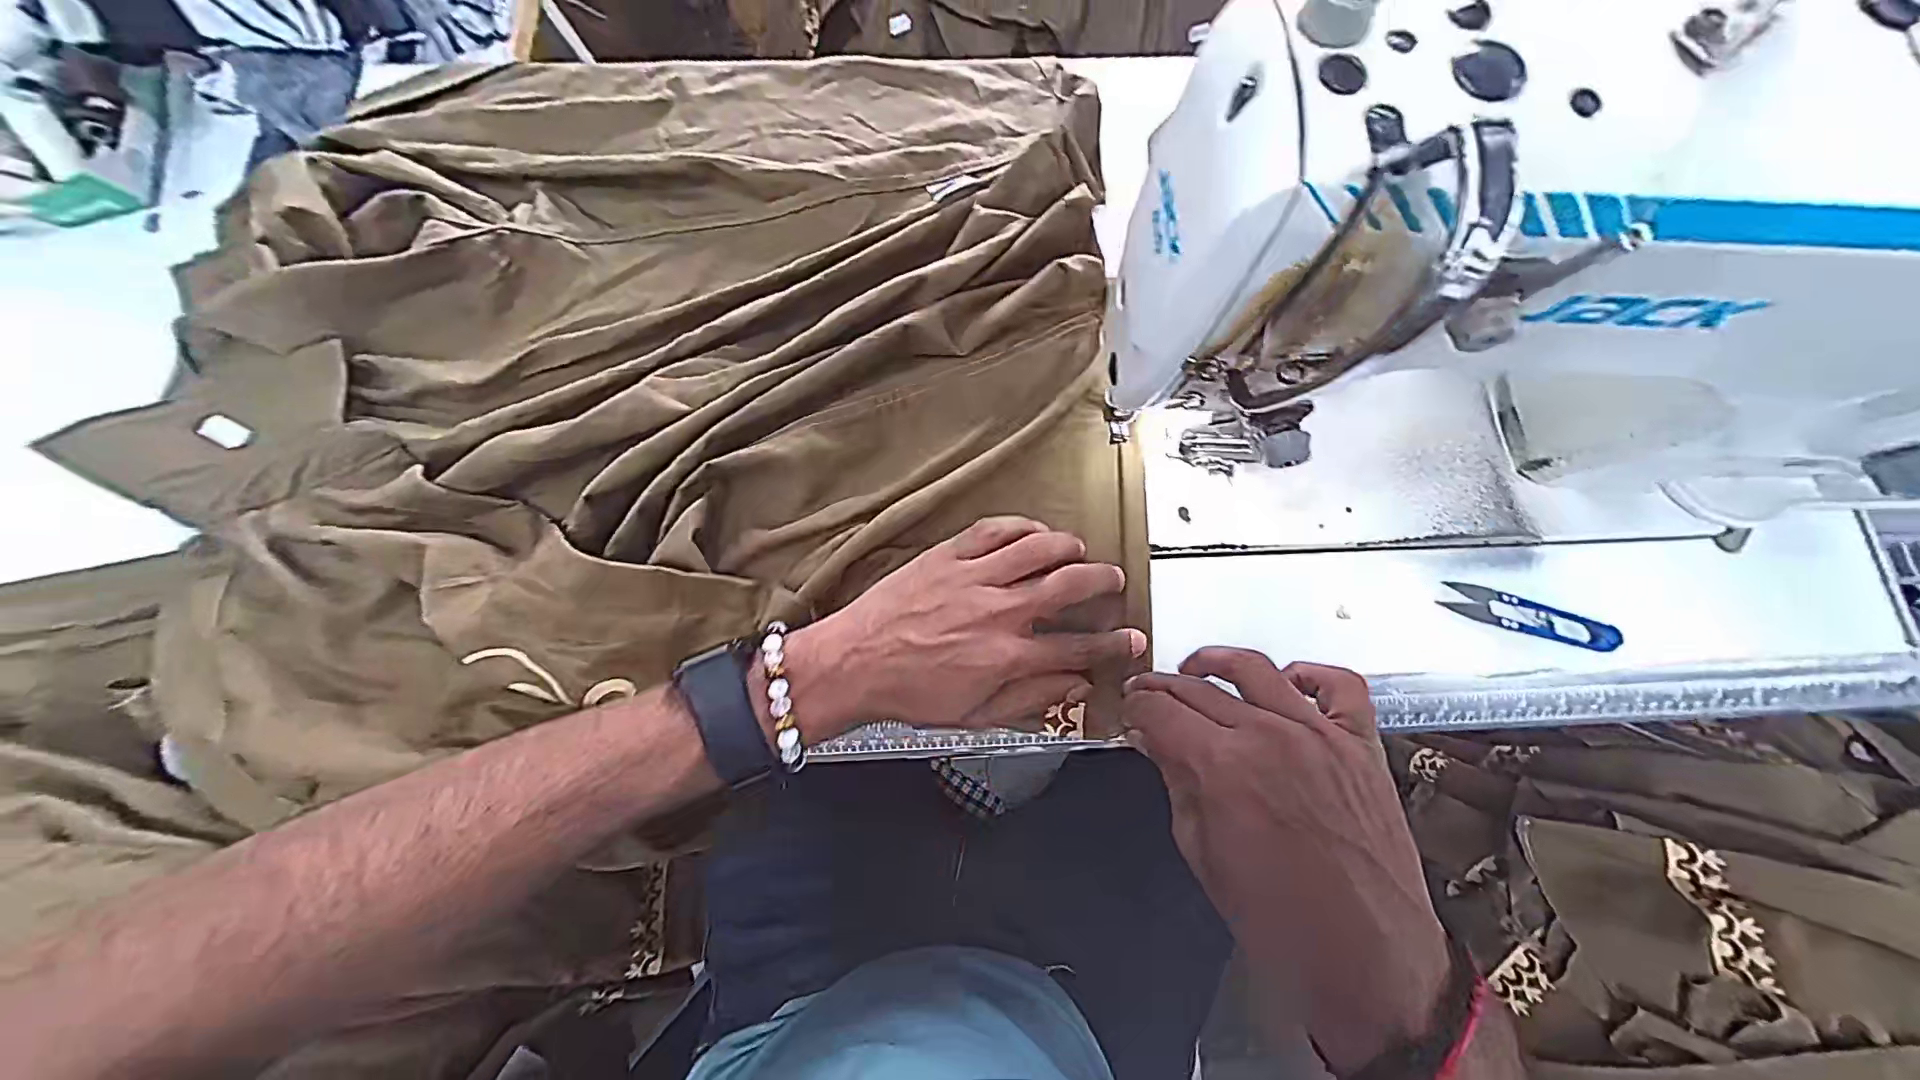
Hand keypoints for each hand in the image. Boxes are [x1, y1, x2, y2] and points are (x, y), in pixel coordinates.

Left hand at [781, 516, 1145, 739]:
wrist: (853, 663)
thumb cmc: (906, 692)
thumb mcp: (975, 715)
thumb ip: (1030, 698)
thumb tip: (1071, 686)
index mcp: (1006, 656)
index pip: (1077, 647)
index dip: (1112, 644)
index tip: (1129, 639)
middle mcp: (996, 612)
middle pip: (1068, 586)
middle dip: (1102, 582)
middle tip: (1113, 581)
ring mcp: (972, 579)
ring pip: (1036, 550)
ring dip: (1067, 547)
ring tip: (1079, 551)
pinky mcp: (947, 557)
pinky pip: (993, 531)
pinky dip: (1021, 527)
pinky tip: (1033, 531)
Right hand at [1123, 648, 1448, 1073]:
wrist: (1368, 958)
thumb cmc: (1277, 919)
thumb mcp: (1201, 851)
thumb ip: (1176, 782)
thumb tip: (1154, 741)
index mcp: (1221, 766)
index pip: (1159, 709)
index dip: (1134, 706)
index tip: (1128, 710)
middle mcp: (1268, 736)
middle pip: (1197, 687)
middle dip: (1161, 687)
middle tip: (1147, 695)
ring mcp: (1320, 735)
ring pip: (1256, 668)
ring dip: (1215, 661)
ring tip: (1196, 669)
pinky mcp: (1361, 745)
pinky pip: (1339, 685)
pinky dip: (1310, 673)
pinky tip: (1288, 680)